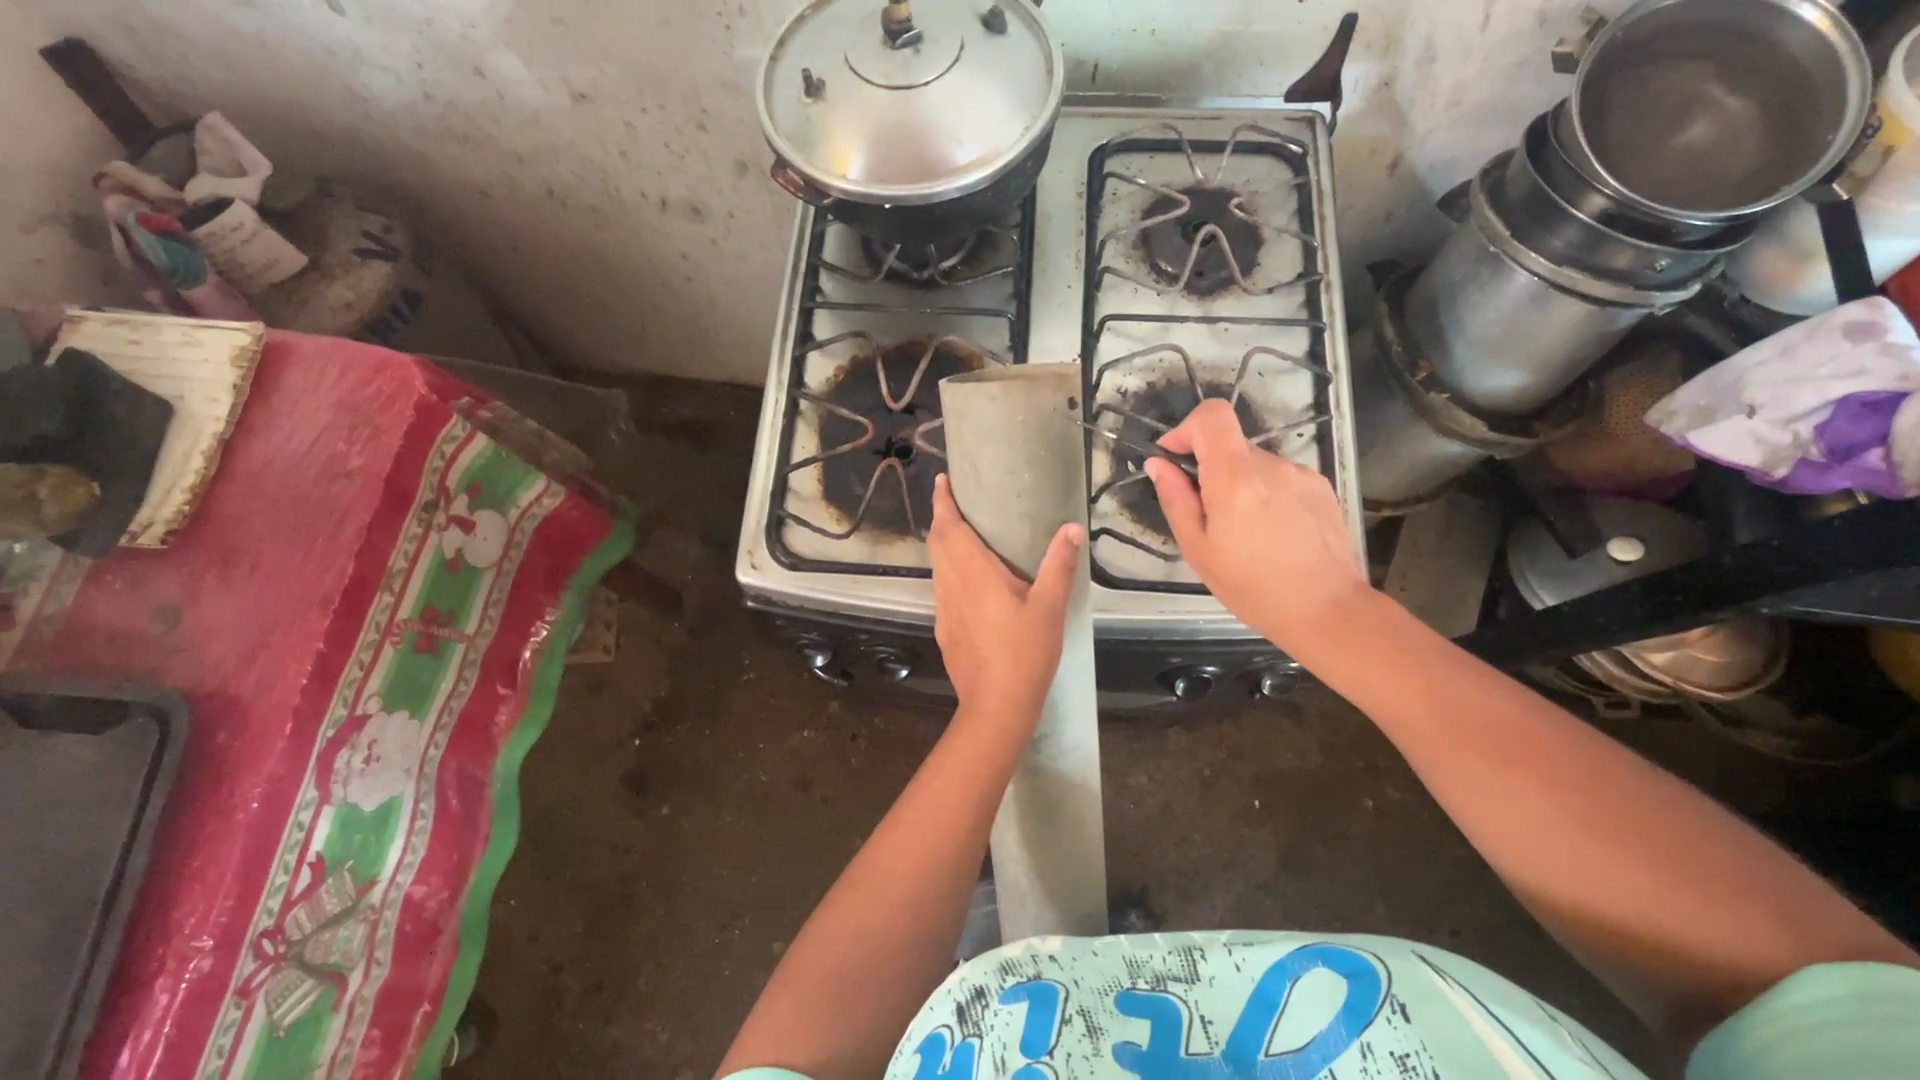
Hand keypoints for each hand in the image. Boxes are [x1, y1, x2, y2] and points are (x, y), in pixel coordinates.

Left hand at [929, 474, 1084, 718]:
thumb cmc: (1025, 653)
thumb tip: (1071, 527)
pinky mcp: (944, 629)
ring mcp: (943, 609)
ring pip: (937, 566)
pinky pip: (942, 587)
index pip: (948, 527)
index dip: (942, 501)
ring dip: (943, 544)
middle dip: (942, 517)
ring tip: (963, 531)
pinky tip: (968, 579)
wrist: (996, 705)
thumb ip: (1058, 565)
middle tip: (955, 499)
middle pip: (937, 542)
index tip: (941, 480)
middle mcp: (951, 585)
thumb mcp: (1050, 607)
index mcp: (974, 573)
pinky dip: (948, 570)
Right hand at [1145, 398, 1366, 649]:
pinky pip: (1281, 479)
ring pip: (1256, 465)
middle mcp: (1272, 466)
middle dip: (1212, 471)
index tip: (1175, 457)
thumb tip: (1159, 464)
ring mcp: (1301, 474)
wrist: (1326, 609)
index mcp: (1236, 479)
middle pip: (1231, 446)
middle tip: (1209, 517)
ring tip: (1246, 533)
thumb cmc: (1252, 588)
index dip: (1187, 428)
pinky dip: (1267, 495)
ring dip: (1241, 486)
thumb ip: (1176, 499)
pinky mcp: (1321, 487)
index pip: (1212, 416)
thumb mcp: (1198, 549)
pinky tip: (1273, 533)